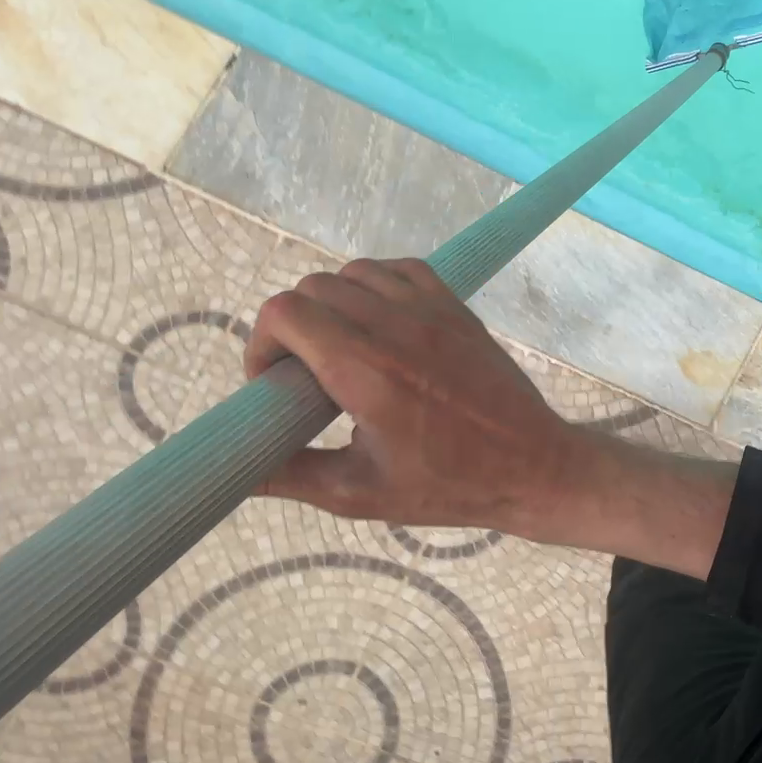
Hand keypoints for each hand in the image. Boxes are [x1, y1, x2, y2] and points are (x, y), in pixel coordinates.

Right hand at [246, 257, 736, 577]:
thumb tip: (228, 466)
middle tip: (307, 372)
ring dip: (337, 301)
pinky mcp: (462, 312)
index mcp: (368, 371)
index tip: (276, 383)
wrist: (533, 463)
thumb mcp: (357, 493)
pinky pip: (408, 269)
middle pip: (316, 287)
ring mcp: (438, 314)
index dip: (263, 343)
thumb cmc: (450, 484)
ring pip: (360, 271)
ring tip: (343, 347)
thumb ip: (287, 475)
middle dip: (294, 325)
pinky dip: (382, 283)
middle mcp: (401, 330)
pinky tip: (382, 323)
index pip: (287, 311)